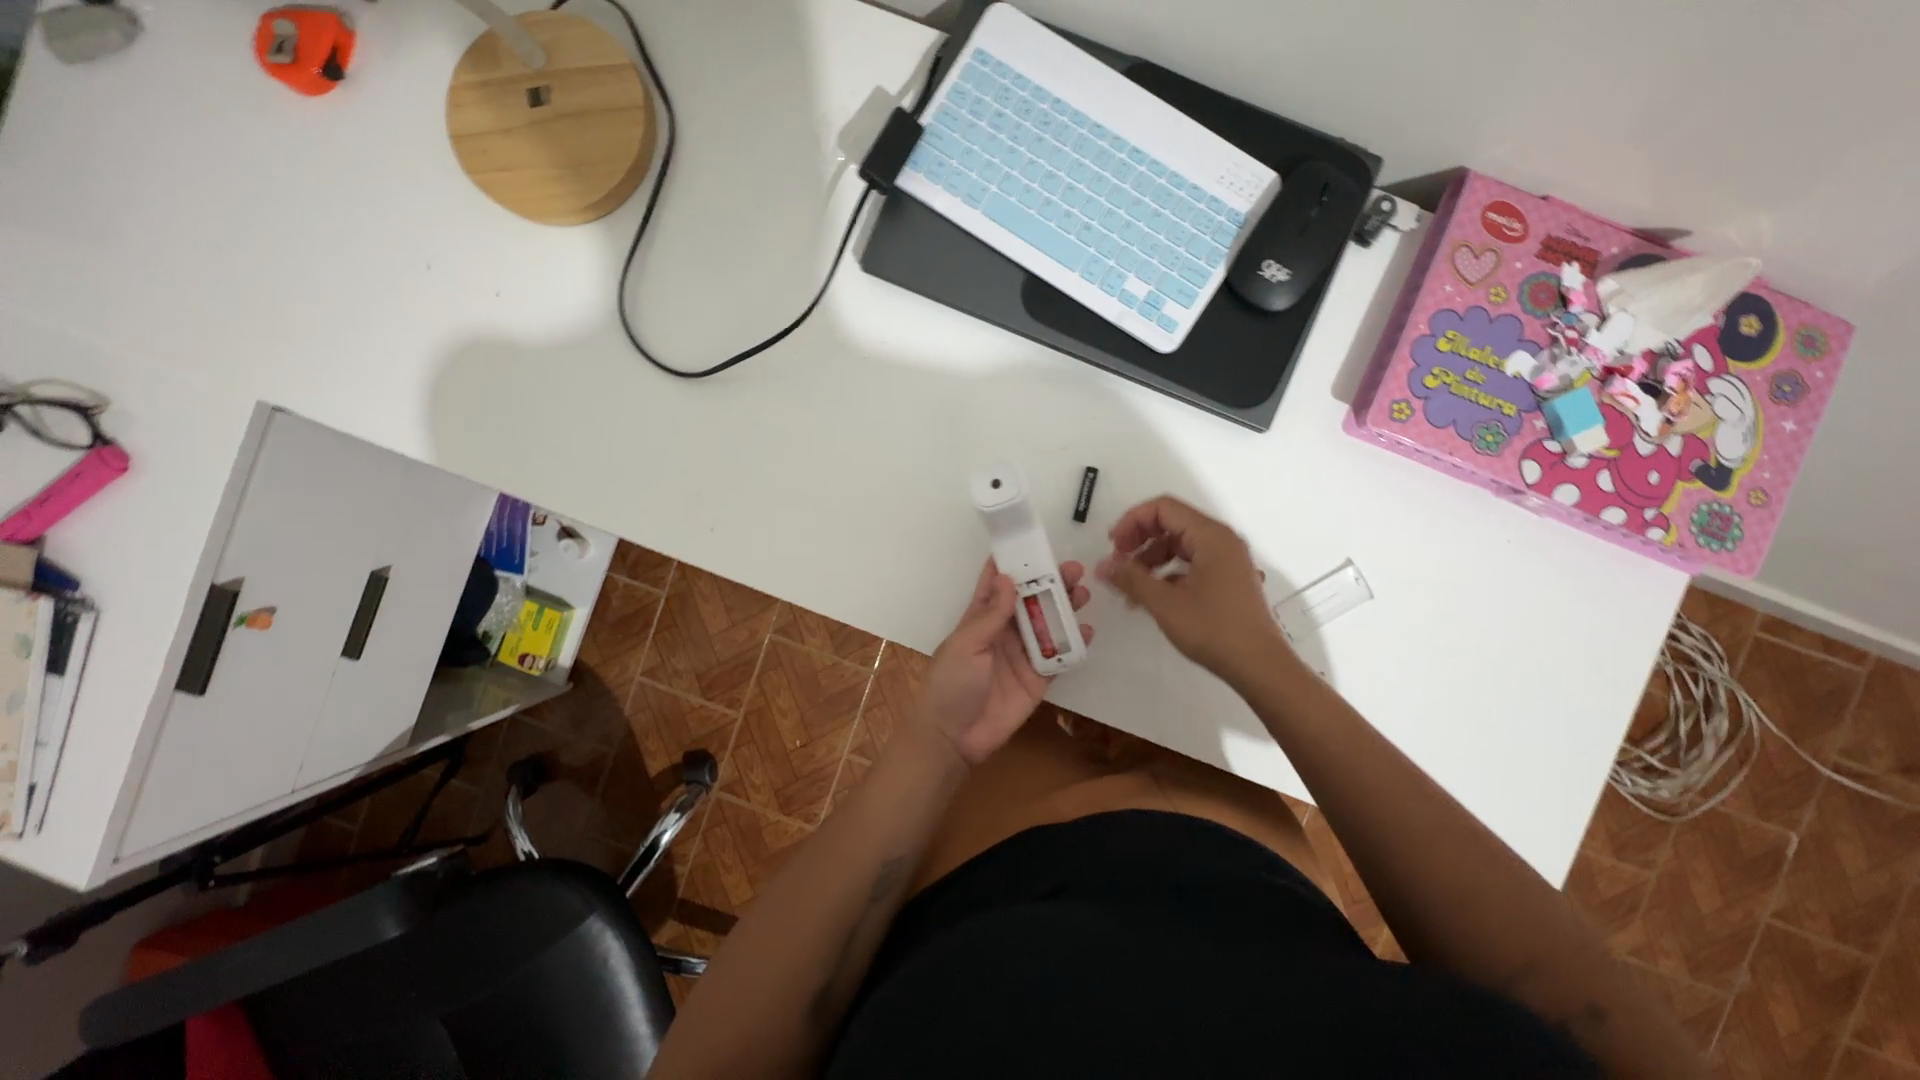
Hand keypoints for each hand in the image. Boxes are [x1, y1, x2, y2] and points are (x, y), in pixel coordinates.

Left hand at [915, 559, 1093, 765]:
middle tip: (1074, 570)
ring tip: (1083, 593)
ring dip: (1066, 607)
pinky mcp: (1038, 680)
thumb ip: (990, 616)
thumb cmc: (950, 686)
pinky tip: (1087, 629)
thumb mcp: (966, 645)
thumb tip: (1009, 579)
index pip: (997, 585)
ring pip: (1049, 624)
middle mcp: (1004, 633)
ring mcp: (1023, 656)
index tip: (1034, 543)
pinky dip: (1074, 642)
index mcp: (980, 620)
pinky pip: (1060, 657)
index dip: (1014, 564)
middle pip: (1031, 601)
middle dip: (1051, 583)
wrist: (954, 738)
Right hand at [1095, 495, 1294, 684]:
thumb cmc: (1214, 629)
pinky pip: (1191, 564)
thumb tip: (1104, 566)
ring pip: (1180, 546)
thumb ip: (1131, 579)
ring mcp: (1227, 561)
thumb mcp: (1165, 603)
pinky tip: (1153, 597)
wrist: (1260, 666)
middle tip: (1118, 564)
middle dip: (1139, 540)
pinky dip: (1168, 573)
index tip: (1113, 547)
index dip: (1132, 521)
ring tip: (1130, 586)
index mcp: (1211, 536)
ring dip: (1150, 559)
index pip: (1164, 508)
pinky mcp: (1228, 580)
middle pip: (1172, 524)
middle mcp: (1222, 541)